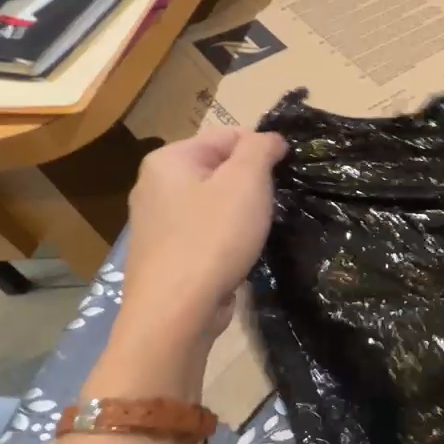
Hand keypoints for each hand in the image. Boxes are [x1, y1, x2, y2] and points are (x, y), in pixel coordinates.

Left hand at [119, 127, 287, 348]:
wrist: (178, 308)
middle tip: (276, 203)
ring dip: (244, 209)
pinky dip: (230, 233)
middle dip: (254, 182)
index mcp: (169, 160)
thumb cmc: (213, 237)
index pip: (229, 135)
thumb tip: (271, 138)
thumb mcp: (246, 182)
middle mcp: (155, 184)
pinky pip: (207, 228)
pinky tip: (242, 249)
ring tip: (262, 228)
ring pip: (216, 200)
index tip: (287, 175)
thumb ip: (260, 149)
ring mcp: (158, 220)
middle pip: (221, 167)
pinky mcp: (168, 250)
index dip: (264, 150)